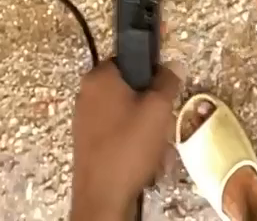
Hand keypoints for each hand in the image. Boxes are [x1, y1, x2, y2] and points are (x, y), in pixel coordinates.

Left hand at [70, 61, 182, 219]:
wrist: (102, 200)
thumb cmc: (128, 147)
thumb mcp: (158, 109)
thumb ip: (167, 81)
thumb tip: (172, 65)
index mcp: (99, 76)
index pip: (131, 57)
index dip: (153, 69)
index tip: (167, 84)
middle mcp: (87, 92)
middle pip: (130, 88)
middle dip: (151, 106)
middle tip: (164, 122)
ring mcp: (84, 119)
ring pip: (126, 113)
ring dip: (145, 127)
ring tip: (158, 148)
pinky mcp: (87, 143)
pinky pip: (117, 132)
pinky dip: (133, 141)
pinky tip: (146, 161)